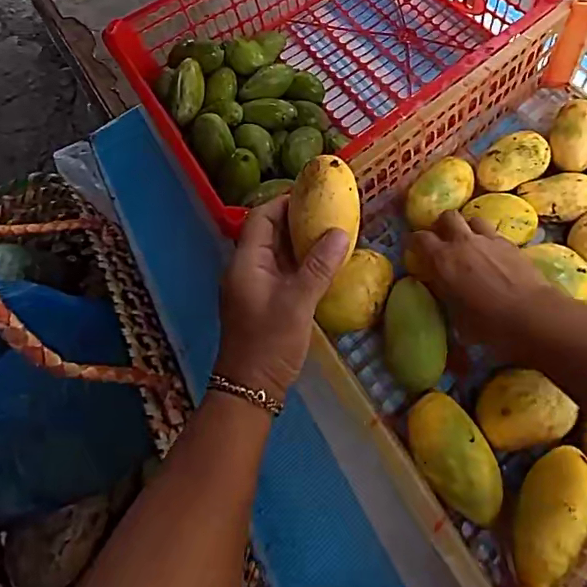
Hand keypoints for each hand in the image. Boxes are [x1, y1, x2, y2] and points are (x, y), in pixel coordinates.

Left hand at [215, 195, 348, 396]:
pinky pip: (282, 269)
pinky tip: (324, 263)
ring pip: (276, 251)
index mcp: (246, 262)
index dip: (284, 202)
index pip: (260, 217)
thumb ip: (319, 266)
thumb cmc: (269, 343)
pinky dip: (300, 261)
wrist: (250, 392)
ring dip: (300, 240)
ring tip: (330, 231)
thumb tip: (340, 232)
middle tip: (328, 211)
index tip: (312, 195)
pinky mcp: (263, 301)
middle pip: (268, 231)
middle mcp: (246, 268)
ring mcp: (254, 286)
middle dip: (296, 219)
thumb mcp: (298, 303)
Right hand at [407, 211, 562, 355]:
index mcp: (443, 260)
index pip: (419, 239)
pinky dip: (489, 240)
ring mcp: (488, 239)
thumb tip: (446, 292)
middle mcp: (463, 242)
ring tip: (470, 243)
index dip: (413, 241)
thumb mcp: (458, 319)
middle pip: (447, 217)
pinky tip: (494, 255)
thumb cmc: (490, 326)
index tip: (412, 246)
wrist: (533, 316)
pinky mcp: (510, 243)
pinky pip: (494, 233)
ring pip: (472, 219)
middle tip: (442, 239)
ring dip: (468, 228)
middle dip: (442, 225)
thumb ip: (448, 298)